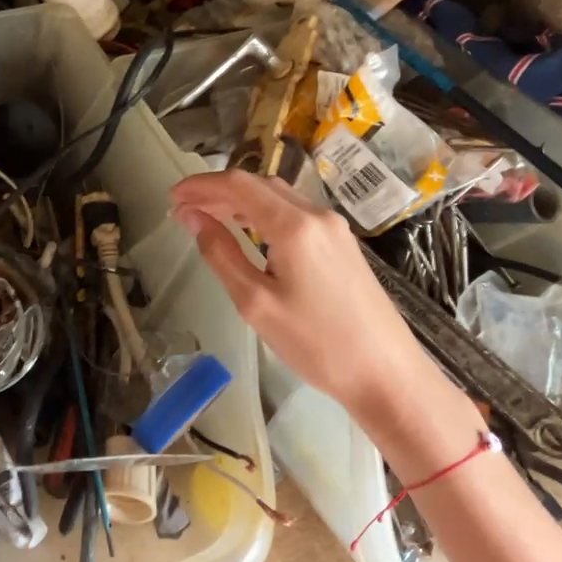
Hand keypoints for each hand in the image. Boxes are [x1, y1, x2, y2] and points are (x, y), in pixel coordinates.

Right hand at [170, 169, 435, 416]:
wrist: (389, 377)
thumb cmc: (318, 345)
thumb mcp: (255, 304)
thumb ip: (221, 254)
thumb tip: (192, 218)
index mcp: (294, 226)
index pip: (237, 185)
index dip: (200, 186)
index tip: (171, 197)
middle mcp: (316, 215)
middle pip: (258, 184)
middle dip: (217, 191)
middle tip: (183, 209)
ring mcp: (334, 229)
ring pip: (277, 196)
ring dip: (239, 200)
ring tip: (207, 217)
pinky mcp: (343, 245)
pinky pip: (294, 213)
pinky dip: (262, 213)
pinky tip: (248, 230)